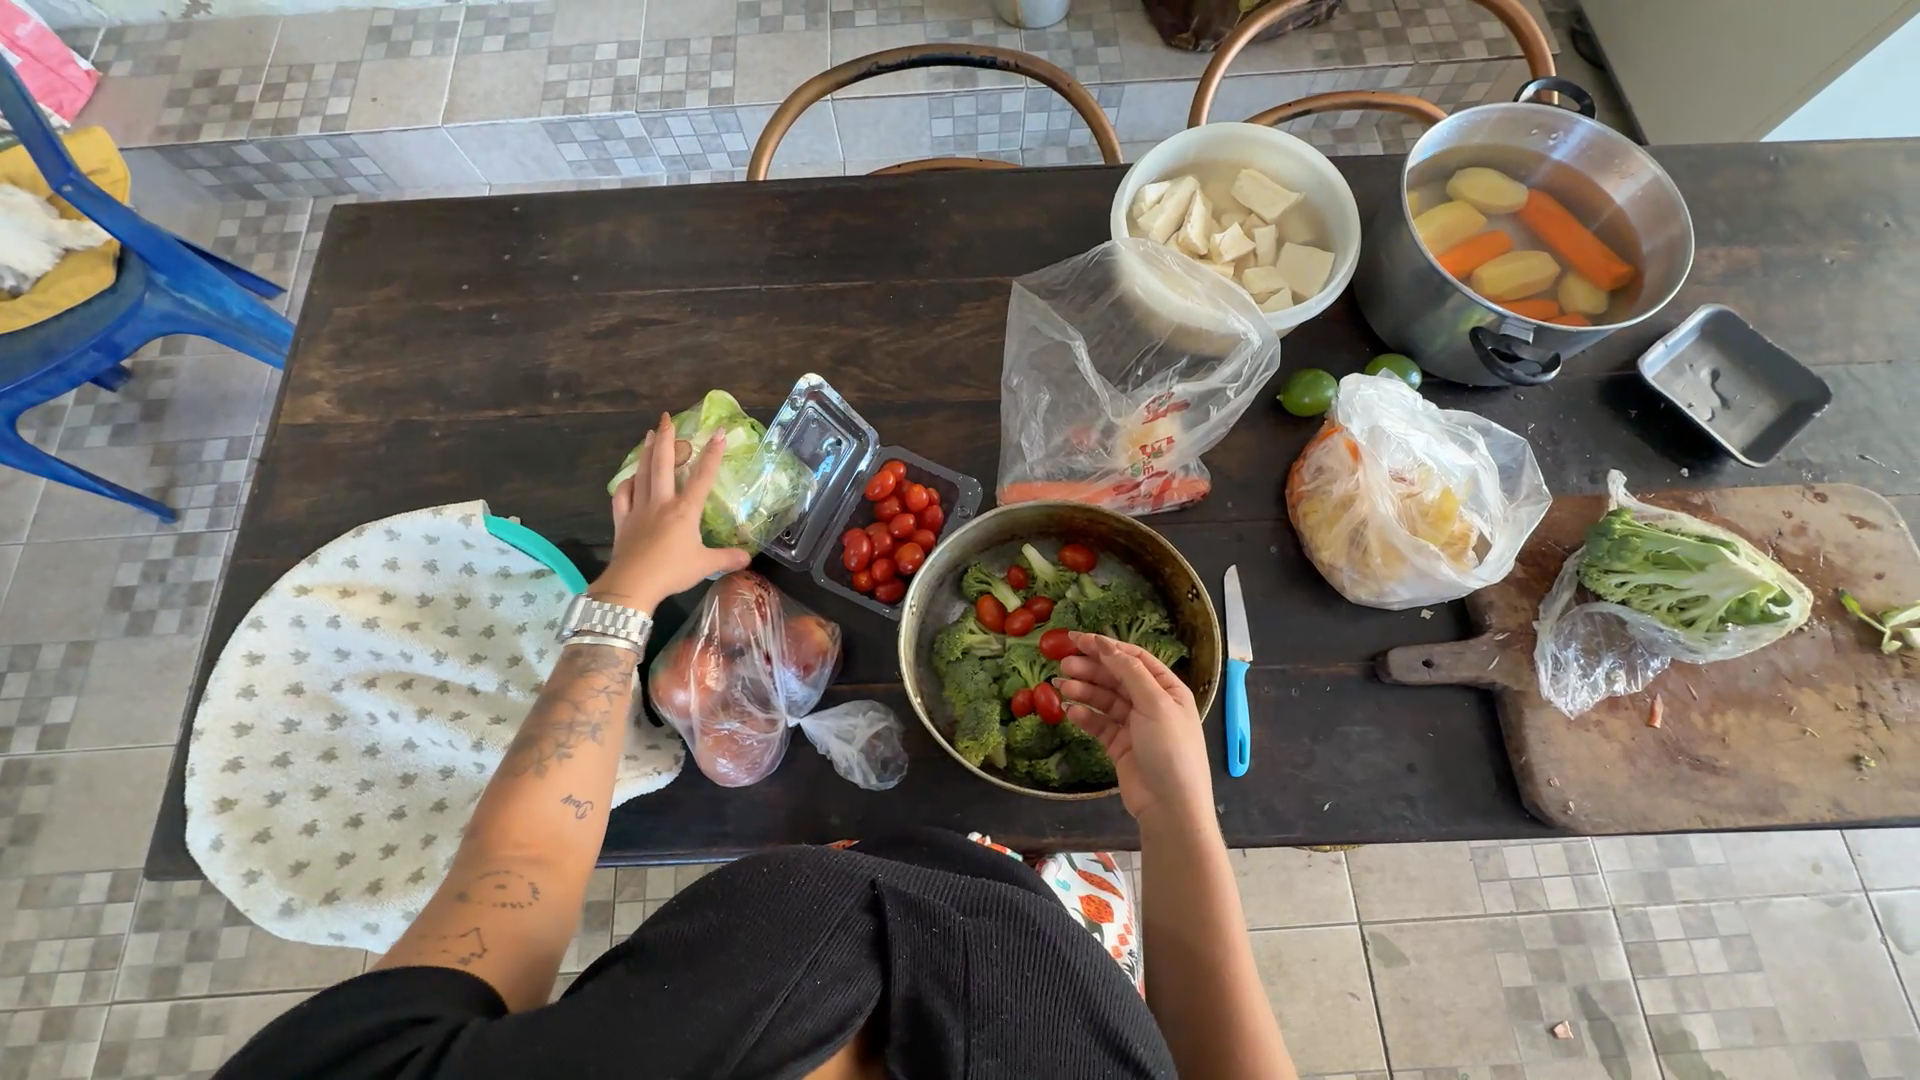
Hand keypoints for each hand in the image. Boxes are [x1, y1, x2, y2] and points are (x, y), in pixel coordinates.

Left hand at [590, 413, 750, 612]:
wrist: (632, 584)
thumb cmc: (671, 572)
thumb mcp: (705, 566)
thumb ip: (727, 558)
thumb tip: (747, 558)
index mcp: (684, 511)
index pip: (702, 477)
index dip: (712, 454)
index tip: (718, 432)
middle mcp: (661, 503)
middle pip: (663, 464)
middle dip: (666, 439)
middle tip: (666, 418)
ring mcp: (639, 510)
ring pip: (643, 474)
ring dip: (646, 452)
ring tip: (648, 434)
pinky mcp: (623, 521)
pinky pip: (623, 496)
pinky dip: (627, 483)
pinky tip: (631, 477)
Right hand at [1056, 633, 1213, 829]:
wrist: (1170, 805)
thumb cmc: (1169, 748)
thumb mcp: (1154, 703)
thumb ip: (1129, 671)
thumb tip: (1105, 643)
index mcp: (1167, 689)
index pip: (1133, 658)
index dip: (1106, 647)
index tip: (1076, 639)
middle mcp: (1152, 703)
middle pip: (1116, 677)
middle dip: (1091, 668)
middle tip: (1063, 663)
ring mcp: (1135, 725)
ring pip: (1104, 700)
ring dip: (1083, 690)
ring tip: (1060, 686)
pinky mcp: (1120, 746)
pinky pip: (1099, 724)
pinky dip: (1085, 716)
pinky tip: (1070, 712)